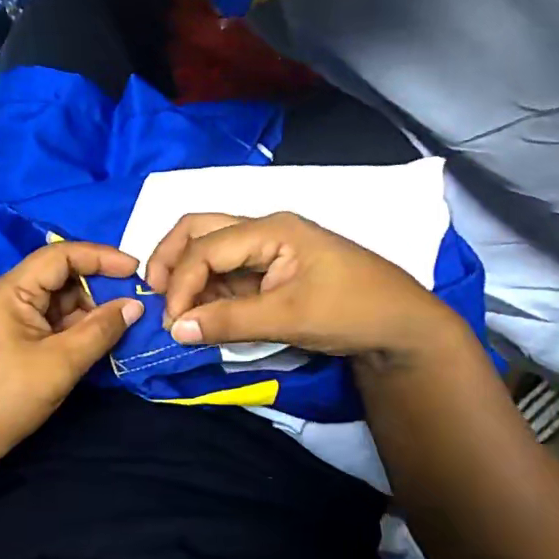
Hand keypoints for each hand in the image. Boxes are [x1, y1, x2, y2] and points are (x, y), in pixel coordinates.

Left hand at [0, 241, 143, 460]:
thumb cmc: (10, 397)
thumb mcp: (62, 363)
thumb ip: (100, 329)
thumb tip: (135, 304)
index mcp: (9, 290)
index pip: (60, 255)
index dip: (100, 257)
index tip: (136, 269)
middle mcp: (6, 295)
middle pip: (59, 275)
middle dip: (97, 286)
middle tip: (133, 303)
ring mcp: (8, 317)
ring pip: (57, 299)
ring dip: (88, 309)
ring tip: (121, 324)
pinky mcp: (12, 337)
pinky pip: (50, 320)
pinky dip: (75, 326)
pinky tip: (98, 337)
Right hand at [144, 212, 462, 362]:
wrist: (403, 329)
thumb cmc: (353, 312)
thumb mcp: (289, 318)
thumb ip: (229, 322)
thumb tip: (175, 330)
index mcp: (271, 229)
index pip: (206, 247)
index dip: (181, 283)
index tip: (173, 322)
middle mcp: (263, 230)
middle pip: (197, 230)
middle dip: (170, 260)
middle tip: (155, 296)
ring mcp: (265, 249)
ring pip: (207, 249)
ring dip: (186, 278)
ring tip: (177, 312)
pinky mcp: (267, 271)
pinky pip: (224, 273)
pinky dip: (204, 291)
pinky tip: (200, 314)